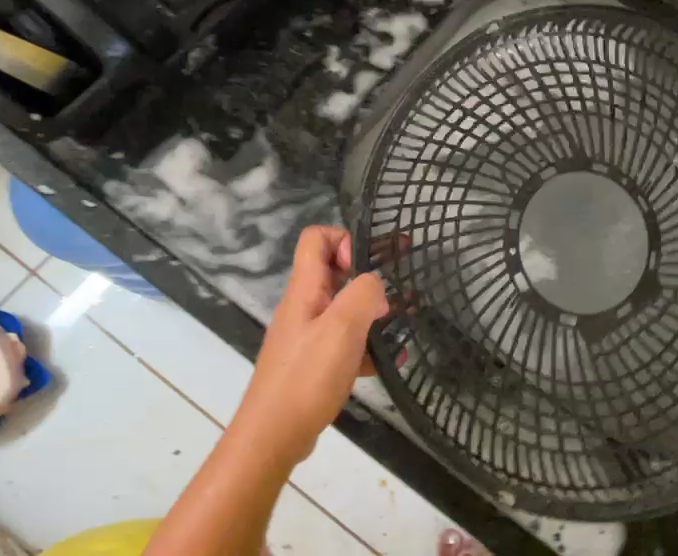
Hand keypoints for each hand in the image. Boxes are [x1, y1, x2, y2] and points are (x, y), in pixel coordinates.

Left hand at [237, 225, 387, 466]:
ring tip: (406, 322)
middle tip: (403, 287)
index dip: (345, 239)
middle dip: (371, 275)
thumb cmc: (307, 376)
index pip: (317, 238)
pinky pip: (345, 342)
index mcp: (305, 289)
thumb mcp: (342, 327)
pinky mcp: (313, 363)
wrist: (272, 438)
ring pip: (344, 308)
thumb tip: (375, 286)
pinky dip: (368, 346)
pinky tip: (392, 362)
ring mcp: (307, 336)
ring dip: (374, 312)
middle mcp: (304, 306)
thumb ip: (364, 293)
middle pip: (335, 272)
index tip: (369, 264)